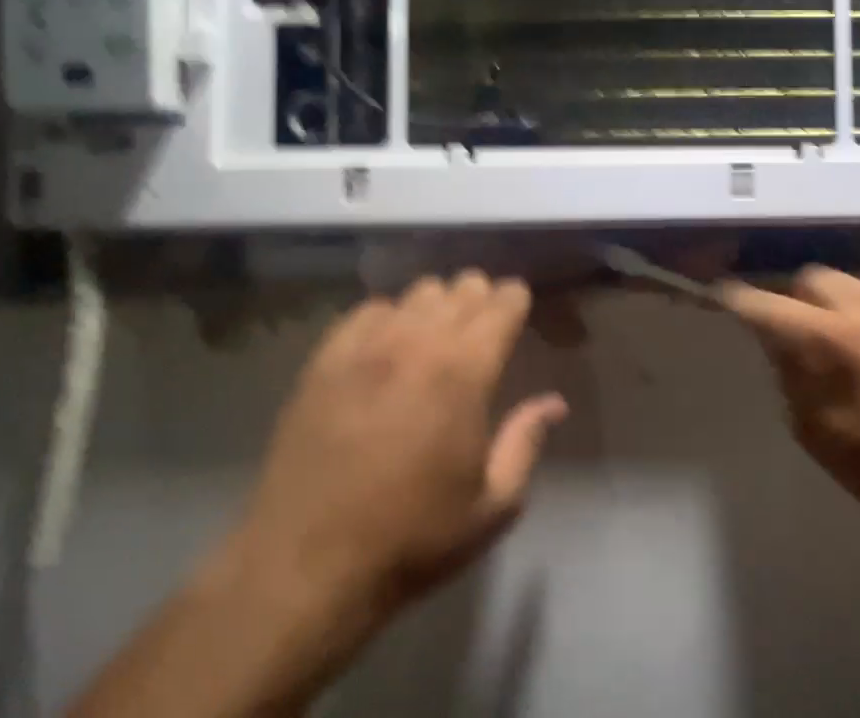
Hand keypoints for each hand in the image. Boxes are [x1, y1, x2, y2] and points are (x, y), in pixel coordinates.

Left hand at [230, 271, 567, 616]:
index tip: (520, 309)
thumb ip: (525, 442)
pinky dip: (387, 317)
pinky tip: (389, 343)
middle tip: (486, 323)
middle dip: (480, 298)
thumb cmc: (414, 538)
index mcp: (463, 374)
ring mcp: (362, 352)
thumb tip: (553, 403)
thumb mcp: (493, 505)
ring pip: (412, 295)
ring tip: (439, 331)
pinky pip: (364, 313)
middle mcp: (414, 346)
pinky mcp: (320, 366)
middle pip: (458, 291)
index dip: (516, 300)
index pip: (500, 305)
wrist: (307, 568)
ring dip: (436, 305)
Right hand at [723, 267, 859, 540]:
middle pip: (812, 278)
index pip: (767, 306)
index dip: (740, 300)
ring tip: (855, 353)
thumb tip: (778, 340)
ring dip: (841, 311)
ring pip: (855, 287)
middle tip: (804, 338)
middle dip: (798, 302)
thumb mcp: (816, 433)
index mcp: (831, 341)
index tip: (727, 298)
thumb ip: (791, 375)